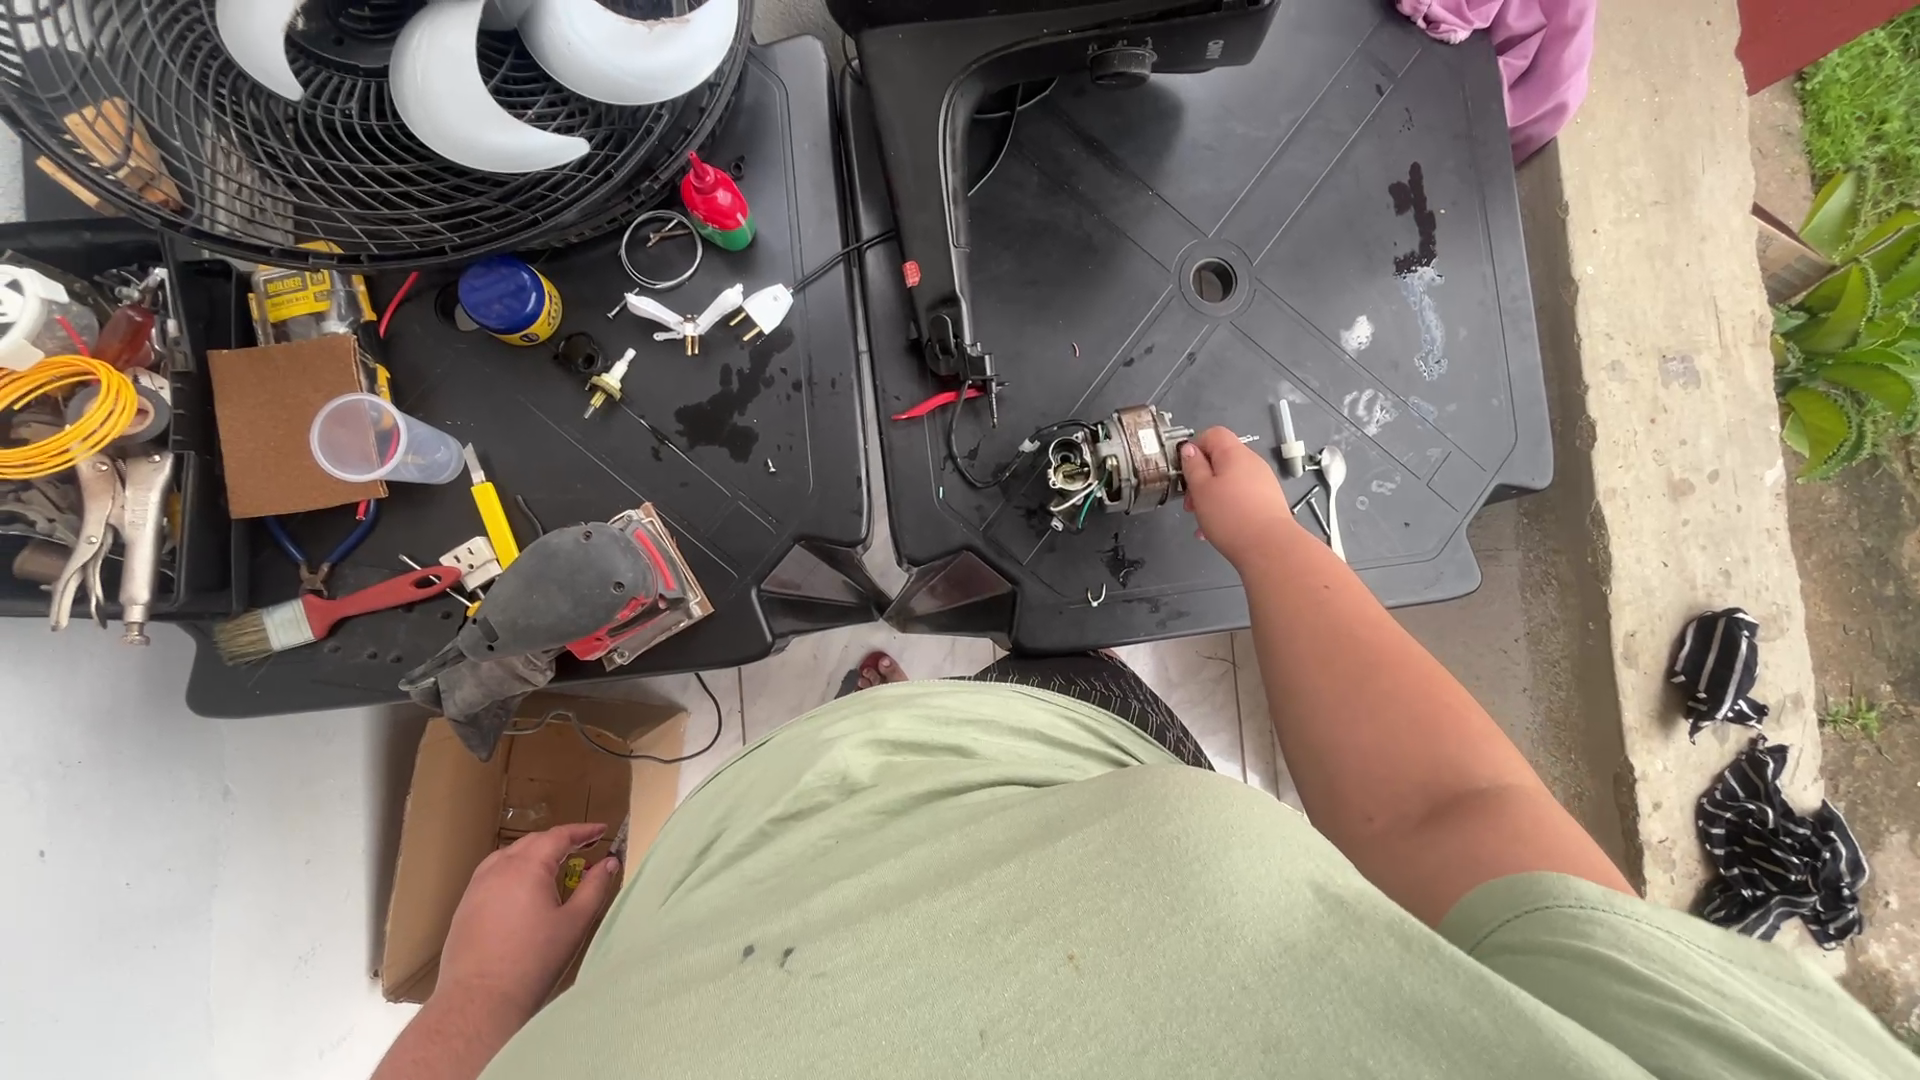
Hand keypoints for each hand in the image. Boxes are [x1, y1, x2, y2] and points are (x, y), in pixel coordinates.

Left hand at [434, 822, 621, 1021]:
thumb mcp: (575, 922)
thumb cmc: (534, 961)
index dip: (583, 831)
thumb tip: (609, 862)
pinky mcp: (463, 909)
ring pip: (508, 856)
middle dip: (559, 840)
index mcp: (528, 868)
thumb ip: (595, 887)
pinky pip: (491, 874)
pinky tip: (520, 889)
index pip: (559, 836)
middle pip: (533, 842)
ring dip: (533, 853)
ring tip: (551, 865)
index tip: (601, 830)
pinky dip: (512, 870)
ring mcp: (476, 889)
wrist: (478, 1003)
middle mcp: (498, 870)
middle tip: (582, 846)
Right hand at [1181, 426, 1297, 569]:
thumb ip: (1193, 466)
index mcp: (1234, 454)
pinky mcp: (1267, 502)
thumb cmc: (1230, 516)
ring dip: (1211, 497)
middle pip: (1220, 460)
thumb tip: (1189, 449)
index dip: (1195, 449)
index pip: (1212, 434)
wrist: (1269, 547)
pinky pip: (1240, 498)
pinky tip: (1215, 530)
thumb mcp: (1201, 489)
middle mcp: (1252, 463)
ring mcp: (1262, 483)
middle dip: (1201, 479)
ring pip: (1228, 482)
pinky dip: (1226, 508)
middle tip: (1191, 502)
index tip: (1185, 471)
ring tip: (1202, 521)